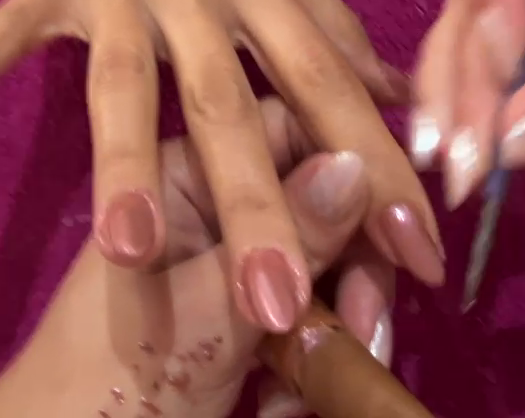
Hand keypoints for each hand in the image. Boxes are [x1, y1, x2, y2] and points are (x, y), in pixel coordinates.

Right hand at [0, 0, 442, 334]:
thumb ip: (330, 23)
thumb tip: (388, 94)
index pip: (325, 82)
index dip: (377, 165)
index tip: (418, 260)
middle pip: (227, 102)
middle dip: (255, 201)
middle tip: (279, 303)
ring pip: (123, 81)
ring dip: (124, 159)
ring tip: (127, 249)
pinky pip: (9, 28)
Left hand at [0, 100, 384, 417]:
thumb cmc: (116, 377)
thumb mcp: (209, 308)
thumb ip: (286, 233)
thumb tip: (361, 155)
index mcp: (188, 169)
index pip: (290, 134)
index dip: (358, 180)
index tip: (408, 249)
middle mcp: (211, 197)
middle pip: (319, 206)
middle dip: (354, 276)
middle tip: (368, 343)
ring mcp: (226, 254)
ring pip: (321, 268)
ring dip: (338, 332)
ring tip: (316, 398)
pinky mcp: (238, 310)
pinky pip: (303, 314)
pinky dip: (311, 363)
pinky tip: (291, 409)